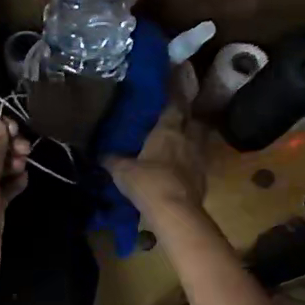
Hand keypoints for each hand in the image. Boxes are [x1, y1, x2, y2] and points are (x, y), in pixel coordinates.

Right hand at [102, 102, 208, 219]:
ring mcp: (199, 158)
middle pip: (193, 122)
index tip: (172, 93)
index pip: (174, 106)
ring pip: (200, 141)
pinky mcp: (204, 177)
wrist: (174, 210)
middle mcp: (187, 139)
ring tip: (180, 146)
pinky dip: (192, 163)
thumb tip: (101, 155)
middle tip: (177, 122)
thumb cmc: (147, 182)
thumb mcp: (122, 171)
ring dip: (192, 141)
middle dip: (187, 120)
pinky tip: (181, 169)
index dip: (174, 99)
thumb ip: (112, 160)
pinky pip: (199, 163)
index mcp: (167, 131)